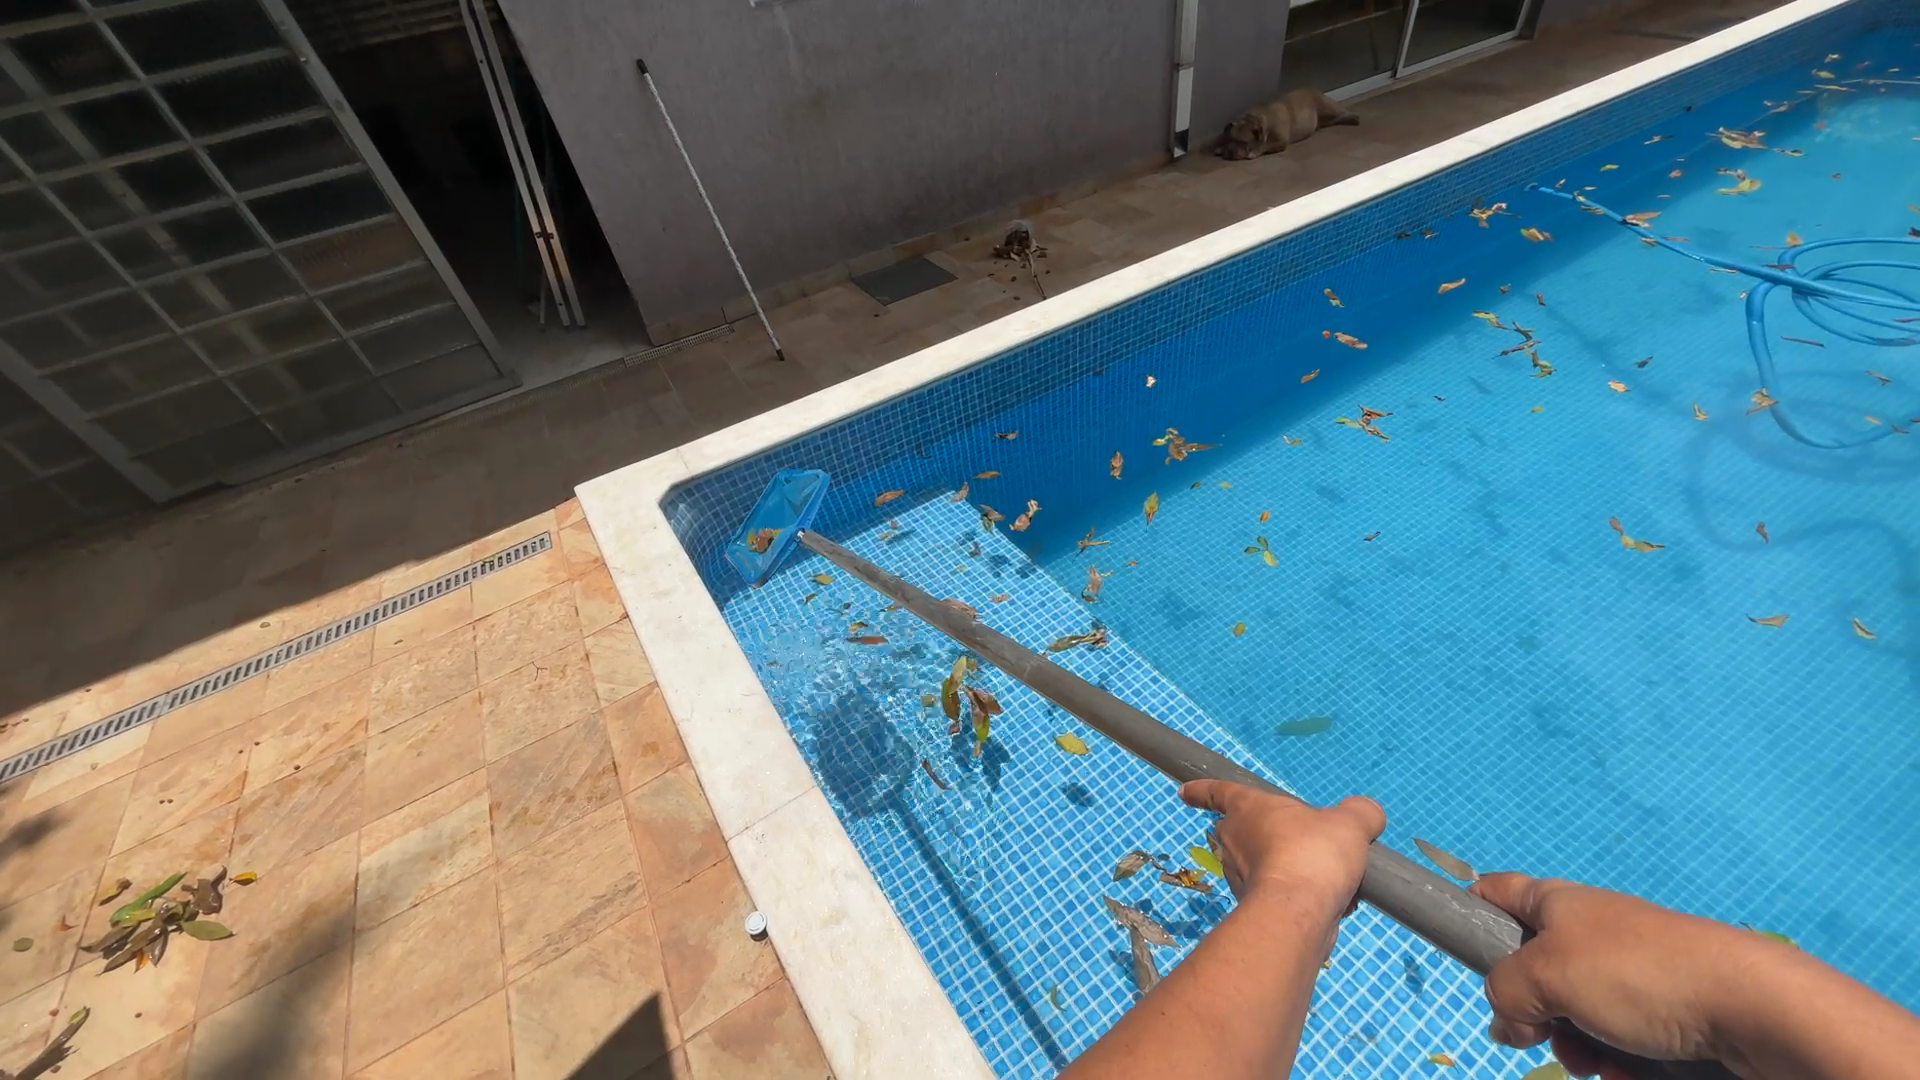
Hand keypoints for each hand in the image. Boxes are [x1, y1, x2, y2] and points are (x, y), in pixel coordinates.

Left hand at [1177, 781, 1383, 912]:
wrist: (1299, 910)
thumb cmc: (1313, 852)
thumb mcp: (1348, 824)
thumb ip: (1359, 813)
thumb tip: (1367, 812)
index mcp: (1245, 807)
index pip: (1217, 791)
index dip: (1201, 790)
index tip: (1183, 791)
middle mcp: (1233, 838)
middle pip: (1238, 831)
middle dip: (1259, 835)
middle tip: (1293, 840)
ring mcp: (1238, 874)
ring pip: (1259, 865)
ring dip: (1285, 869)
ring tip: (1327, 879)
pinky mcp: (1252, 906)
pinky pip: (1275, 894)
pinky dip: (1297, 897)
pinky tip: (1328, 905)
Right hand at [1470, 873, 1778, 1075]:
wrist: (1758, 1008)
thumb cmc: (1632, 972)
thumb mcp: (1544, 975)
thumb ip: (1504, 993)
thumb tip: (1505, 1023)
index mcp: (1556, 903)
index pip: (1497, 891)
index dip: (1473, 911)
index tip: (1466, 949)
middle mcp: (1592, 930)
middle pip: (1540, 969)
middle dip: (1536, 1012)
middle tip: (1542, 1038)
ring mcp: (1637, 971)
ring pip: (1584, 1011)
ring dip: (1580, 1044)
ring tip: (1598, 1067)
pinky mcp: (1677, 1010)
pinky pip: (1631, 1038)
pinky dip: (1625, 1062)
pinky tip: (1633, 1078)